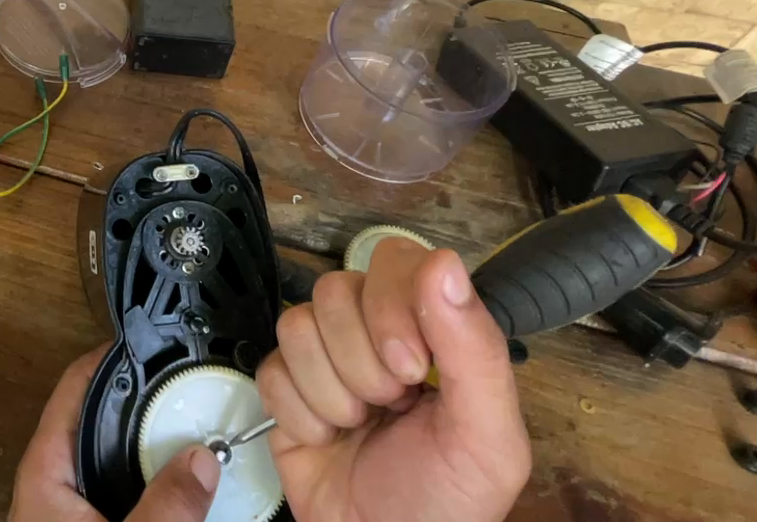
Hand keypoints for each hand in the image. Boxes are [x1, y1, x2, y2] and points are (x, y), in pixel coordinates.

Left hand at [11, 347, 221, 521]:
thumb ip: (165, 508)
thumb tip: (204, 458)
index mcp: (46, 466)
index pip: (75, 387)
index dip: (110, 358)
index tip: (151, 343)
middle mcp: (54, 477)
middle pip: (99, 419)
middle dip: (142, 406)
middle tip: (188, 391)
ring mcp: (69, 505)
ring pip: (113, 459)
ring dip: (150, 448)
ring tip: (195, 434)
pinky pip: (121, 490)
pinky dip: (150, 483)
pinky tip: (182, 490)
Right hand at [258, 239, 530, 521]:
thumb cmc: (446, 502)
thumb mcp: (486, 438)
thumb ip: (475, 349)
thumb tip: (443, 260)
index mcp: (428, 327)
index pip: (393, 259)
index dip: (390, 304)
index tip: (412, 369)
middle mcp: (371, 327)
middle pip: (335, 288)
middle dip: (361, 362)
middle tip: (389, 408)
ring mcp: (322, 352)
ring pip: (296, 324)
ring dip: (331, 392)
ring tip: (357, 426)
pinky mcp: (282, 380)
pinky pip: (270, 367)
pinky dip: (300, 414)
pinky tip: (325, 437)